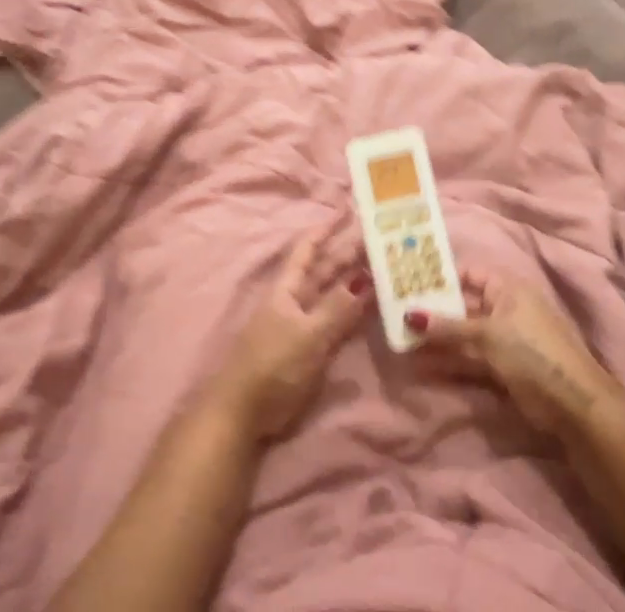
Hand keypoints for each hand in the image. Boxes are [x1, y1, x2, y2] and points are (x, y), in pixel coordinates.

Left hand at [205, 227, 374, 441]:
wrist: (242, 412)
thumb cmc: (272, 366)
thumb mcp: (308, 334)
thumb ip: (337, 308)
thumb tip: (364, 277)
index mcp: (287, 290)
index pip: (307, 250)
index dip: (325, 230)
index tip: (346, 211)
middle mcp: (294, 302)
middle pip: (323, 271)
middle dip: (347, 253)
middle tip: (379, 237)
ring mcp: (300, 326)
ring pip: (331, 295)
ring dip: (353, 280)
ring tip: (382, 266)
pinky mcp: (307, 350)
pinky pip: (334, 320)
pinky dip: (351, 310)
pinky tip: (369, 307)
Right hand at [408, 270, 616, 435]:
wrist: (570, 399)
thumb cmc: (531, 350)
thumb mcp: (487, 334)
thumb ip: (447, 326)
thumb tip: (410, 314)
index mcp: (508, 289)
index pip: (470, 274)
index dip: (442, 277)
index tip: (410, 282)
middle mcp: (504, 308)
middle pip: (463, 305)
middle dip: (433, 311)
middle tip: (397, 314)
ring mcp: (503, 339)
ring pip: (463, 334)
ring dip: (437, 339)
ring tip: (402, 341)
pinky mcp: (500, 365)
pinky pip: (468, 357)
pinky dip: (448, 360)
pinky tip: (421, 365)